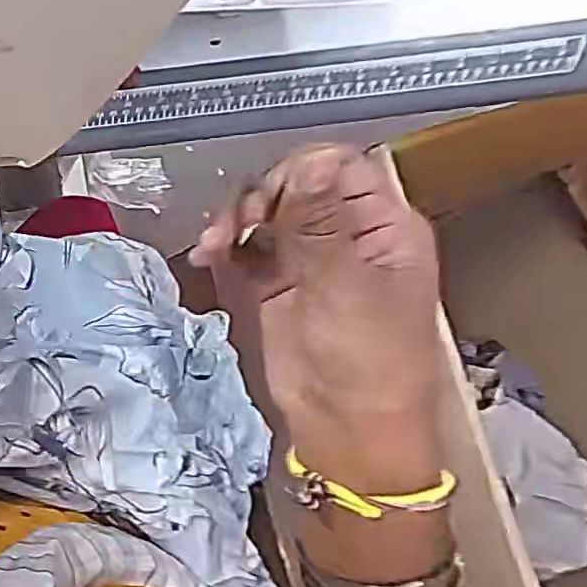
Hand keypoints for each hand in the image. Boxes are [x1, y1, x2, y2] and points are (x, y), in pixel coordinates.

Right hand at [189, 145, 443, 490]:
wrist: (343, 423)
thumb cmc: (366, 357)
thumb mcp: (346, 286)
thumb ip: (321, 224)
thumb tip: (310, 163)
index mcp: (380, 226)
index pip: (338, 169)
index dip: (299, 173)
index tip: (269, 201)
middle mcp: (339, 235)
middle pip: (291, 187)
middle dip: (257, 199)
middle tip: (237, 229)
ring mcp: (300, 261)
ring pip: (259, 217)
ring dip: (231, 223)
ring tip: (213, 246)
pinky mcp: (266, 287)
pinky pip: (239, 252)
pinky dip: (220, 249)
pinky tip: (207, 256)